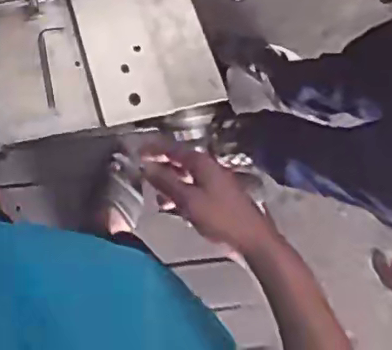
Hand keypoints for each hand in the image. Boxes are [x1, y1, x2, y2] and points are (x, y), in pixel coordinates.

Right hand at [139, 140, 279, 255]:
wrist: (256, 243)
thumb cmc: (221, 218)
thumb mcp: (188, 200)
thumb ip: (165, 182)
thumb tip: (145, 166)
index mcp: (200, 161)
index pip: (170, 147)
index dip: (152, 148)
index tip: (135, 151)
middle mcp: (208, 167)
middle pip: (178, 160)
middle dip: (159, 166)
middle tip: (142, 172)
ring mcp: (215, 182)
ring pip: (185, 176)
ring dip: (169, 182)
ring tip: (155, 193)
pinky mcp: (220, 198)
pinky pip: (193, 189)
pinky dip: (180, 194)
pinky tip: (173, 207)